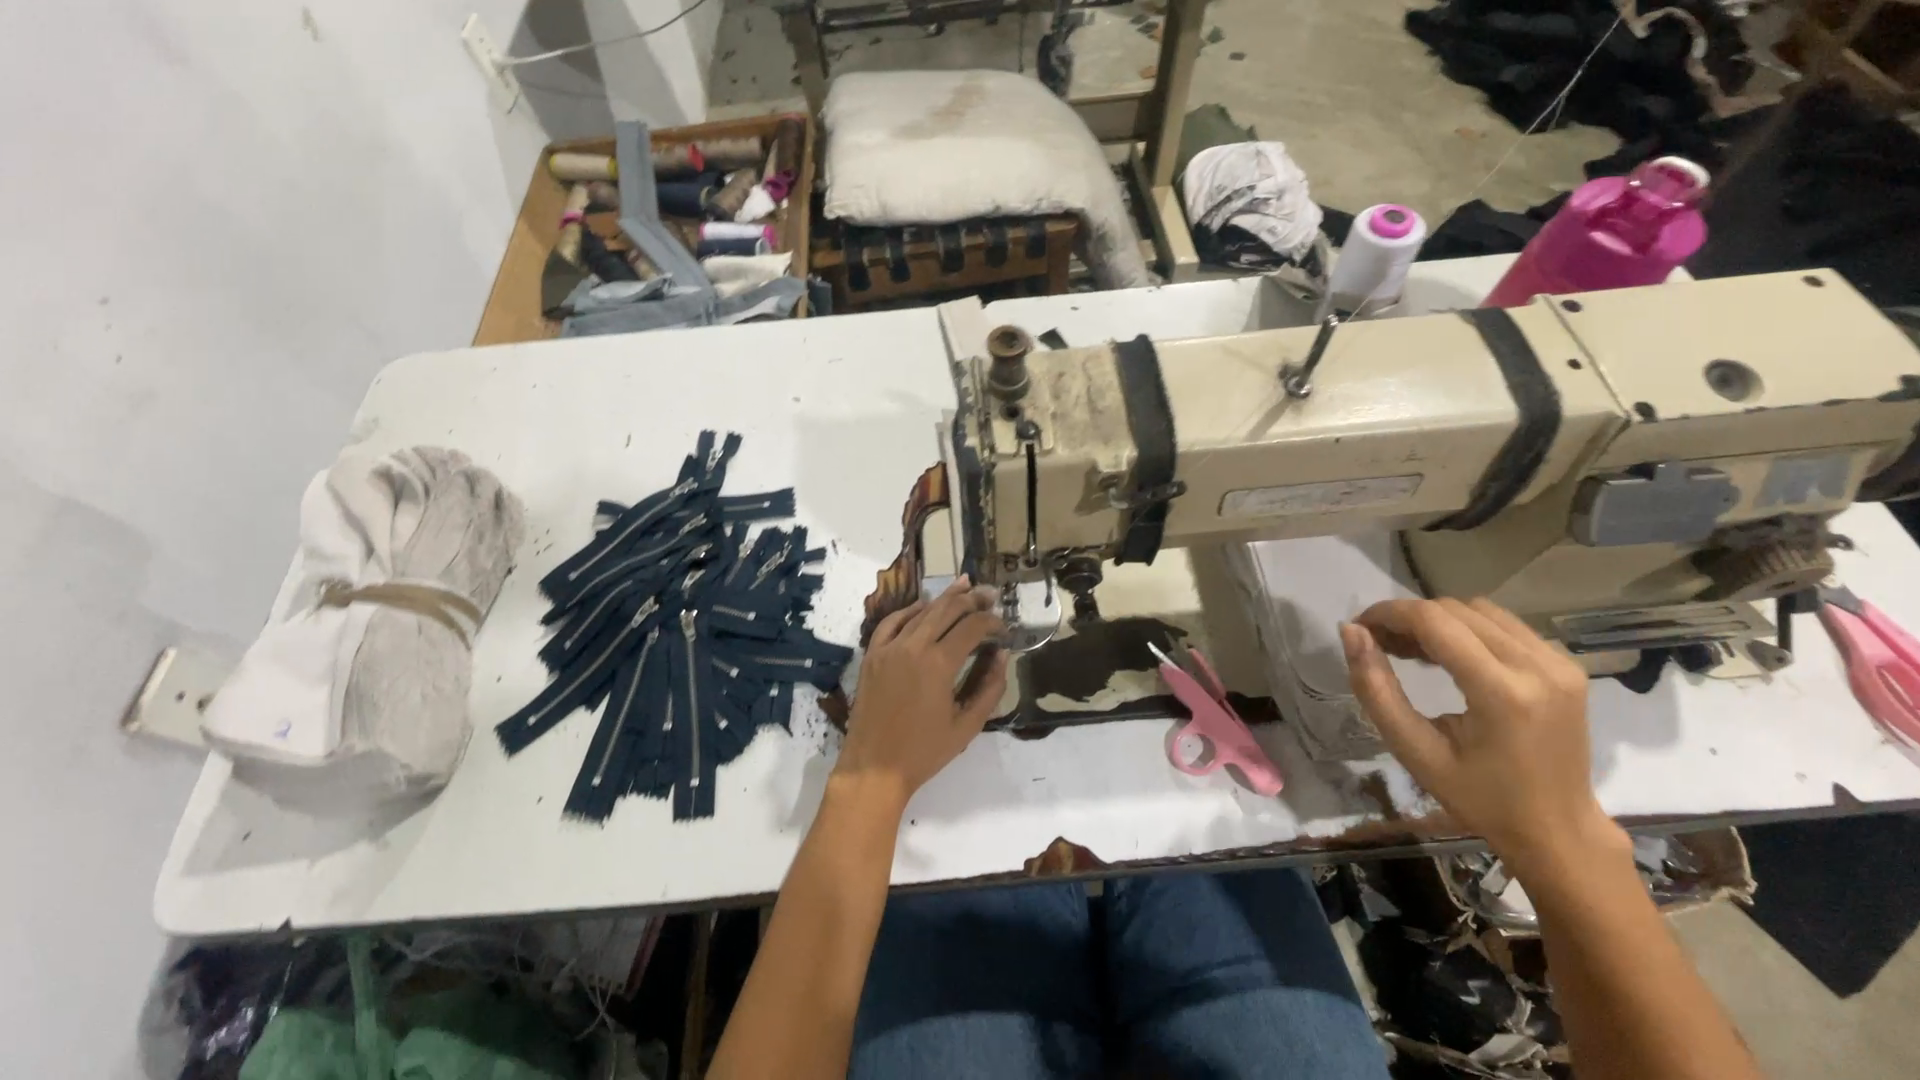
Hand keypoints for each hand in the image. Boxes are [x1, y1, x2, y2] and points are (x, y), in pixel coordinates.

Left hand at [835, 576, 1009, 811]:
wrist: (874, 768)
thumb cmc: (924, 752)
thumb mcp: (967, 725)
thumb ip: (990, 687)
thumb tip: (1001, 654)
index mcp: (939, 663)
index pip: (972, 627)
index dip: (991, 621)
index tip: (1003, 626)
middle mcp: (913, 647)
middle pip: (946, 610)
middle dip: (972, 599)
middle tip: (990, 594)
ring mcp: (888, 648)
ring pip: (921, 612)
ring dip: (944, 598)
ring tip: (964, 587)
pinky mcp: (871, 655)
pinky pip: (891, 622)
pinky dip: (910, 611)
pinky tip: (923, 606)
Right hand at [1340, 598, 1628, 876]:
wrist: (1556, 828)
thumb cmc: (1479, 798)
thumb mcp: (1415, 750)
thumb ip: (1376, 690)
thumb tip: (1351, 632)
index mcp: (1501, 693)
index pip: (1434, 621)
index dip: (1388, 614)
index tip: (1359, 628)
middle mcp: (1538, 666)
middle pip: (1456, 610)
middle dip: (1409, 618)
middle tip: (1379, 646)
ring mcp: (1558, 663)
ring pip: (1481, 610)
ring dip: (1438, 620)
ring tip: (1411, 651)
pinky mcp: (1566, 665)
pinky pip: (1506, 625)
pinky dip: (1469, 630)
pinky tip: (1450, 657)